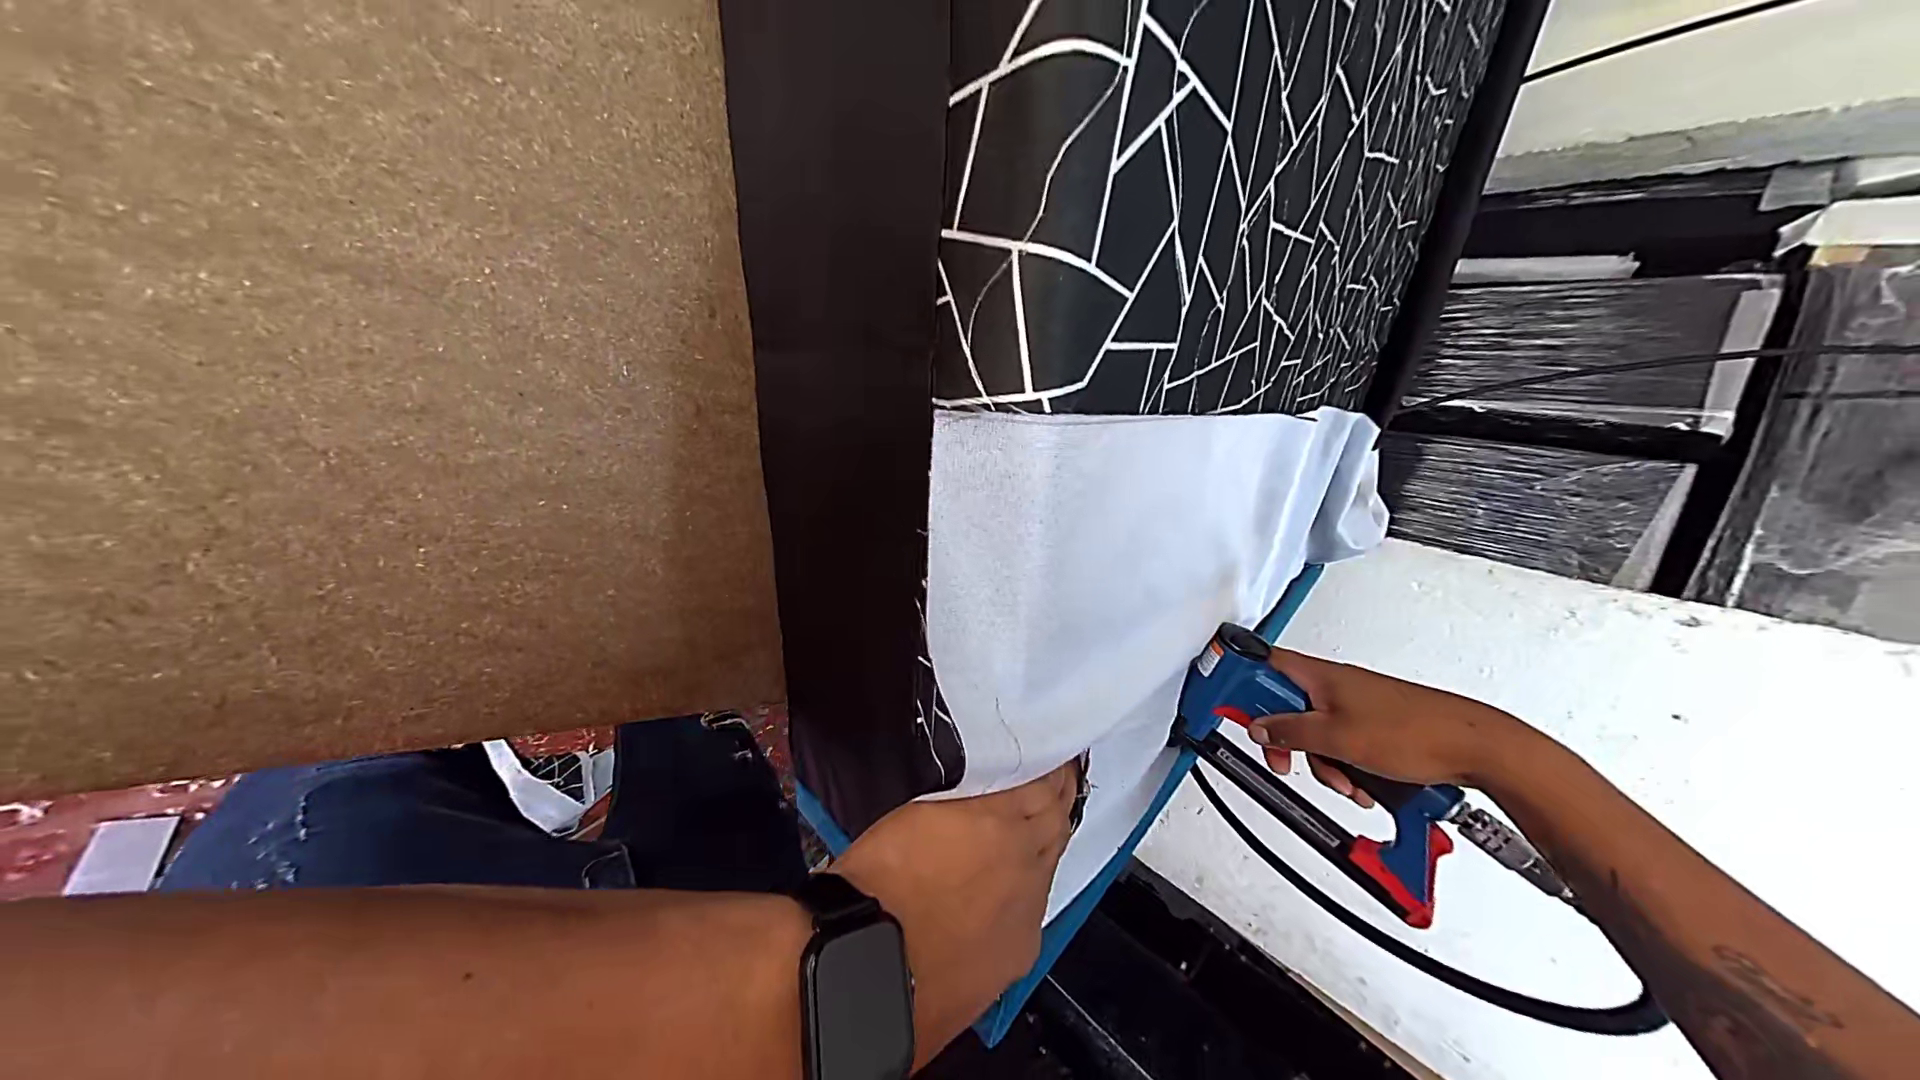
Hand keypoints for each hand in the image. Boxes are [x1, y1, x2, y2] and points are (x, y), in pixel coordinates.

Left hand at [831, 761, 1078, 1066]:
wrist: (871, 954)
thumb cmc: (899, 984)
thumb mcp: (951, 984)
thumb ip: (970, 948)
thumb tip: (956, 938)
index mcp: (1018, 935)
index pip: (1042, 881)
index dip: (1039, 849)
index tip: (1034, 830)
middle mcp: (1025, 883)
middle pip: (1053, 829)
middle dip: (1054, 801)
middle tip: (1056, 773)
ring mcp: (1009, 842)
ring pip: (1044, 798)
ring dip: (1047, 775)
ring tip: (1045, 752)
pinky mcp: (983, 810)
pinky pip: (1018, 776)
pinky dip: (1027, 761)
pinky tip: (1026, 744)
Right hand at [1248, 649, 1540, 805]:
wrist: (1476, 750)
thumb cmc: (1417, 731)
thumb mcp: (1337, 737)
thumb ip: (1289, 731)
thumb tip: (1259, 727)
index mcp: (1318, 675)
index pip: (1260, 663)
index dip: (1236, 678)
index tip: (1219, 697)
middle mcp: (1331, 685)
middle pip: (1281, 704)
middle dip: (1281, 736)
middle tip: (1280, 755)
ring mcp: (1349, 704)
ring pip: (1309, 729)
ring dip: (1316, 759)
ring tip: (1340, 778)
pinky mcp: (1367, 725)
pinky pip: (1335, 742)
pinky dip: (1339, 763)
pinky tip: (1357, 781)